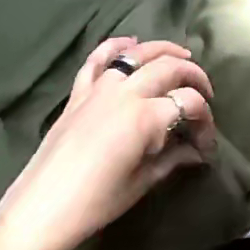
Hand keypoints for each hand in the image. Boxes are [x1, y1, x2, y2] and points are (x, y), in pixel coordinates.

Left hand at [0, 37, 217, 249]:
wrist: (41, 207)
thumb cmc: (96, 202)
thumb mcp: (141, 182)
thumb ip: (172, 159)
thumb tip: (196, 152)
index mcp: (144, 117)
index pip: (189, 105)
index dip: (206, 123)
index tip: (207, 147)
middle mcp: (124, 93)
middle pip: (169, 68)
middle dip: (194, 77)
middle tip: (206, 95)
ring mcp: (97, 90)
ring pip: (135, 55)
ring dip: (162, 51)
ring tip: (182, 56)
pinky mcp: (77, 95)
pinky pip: (96, 60)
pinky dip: (114, 46)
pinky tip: (129, 42)